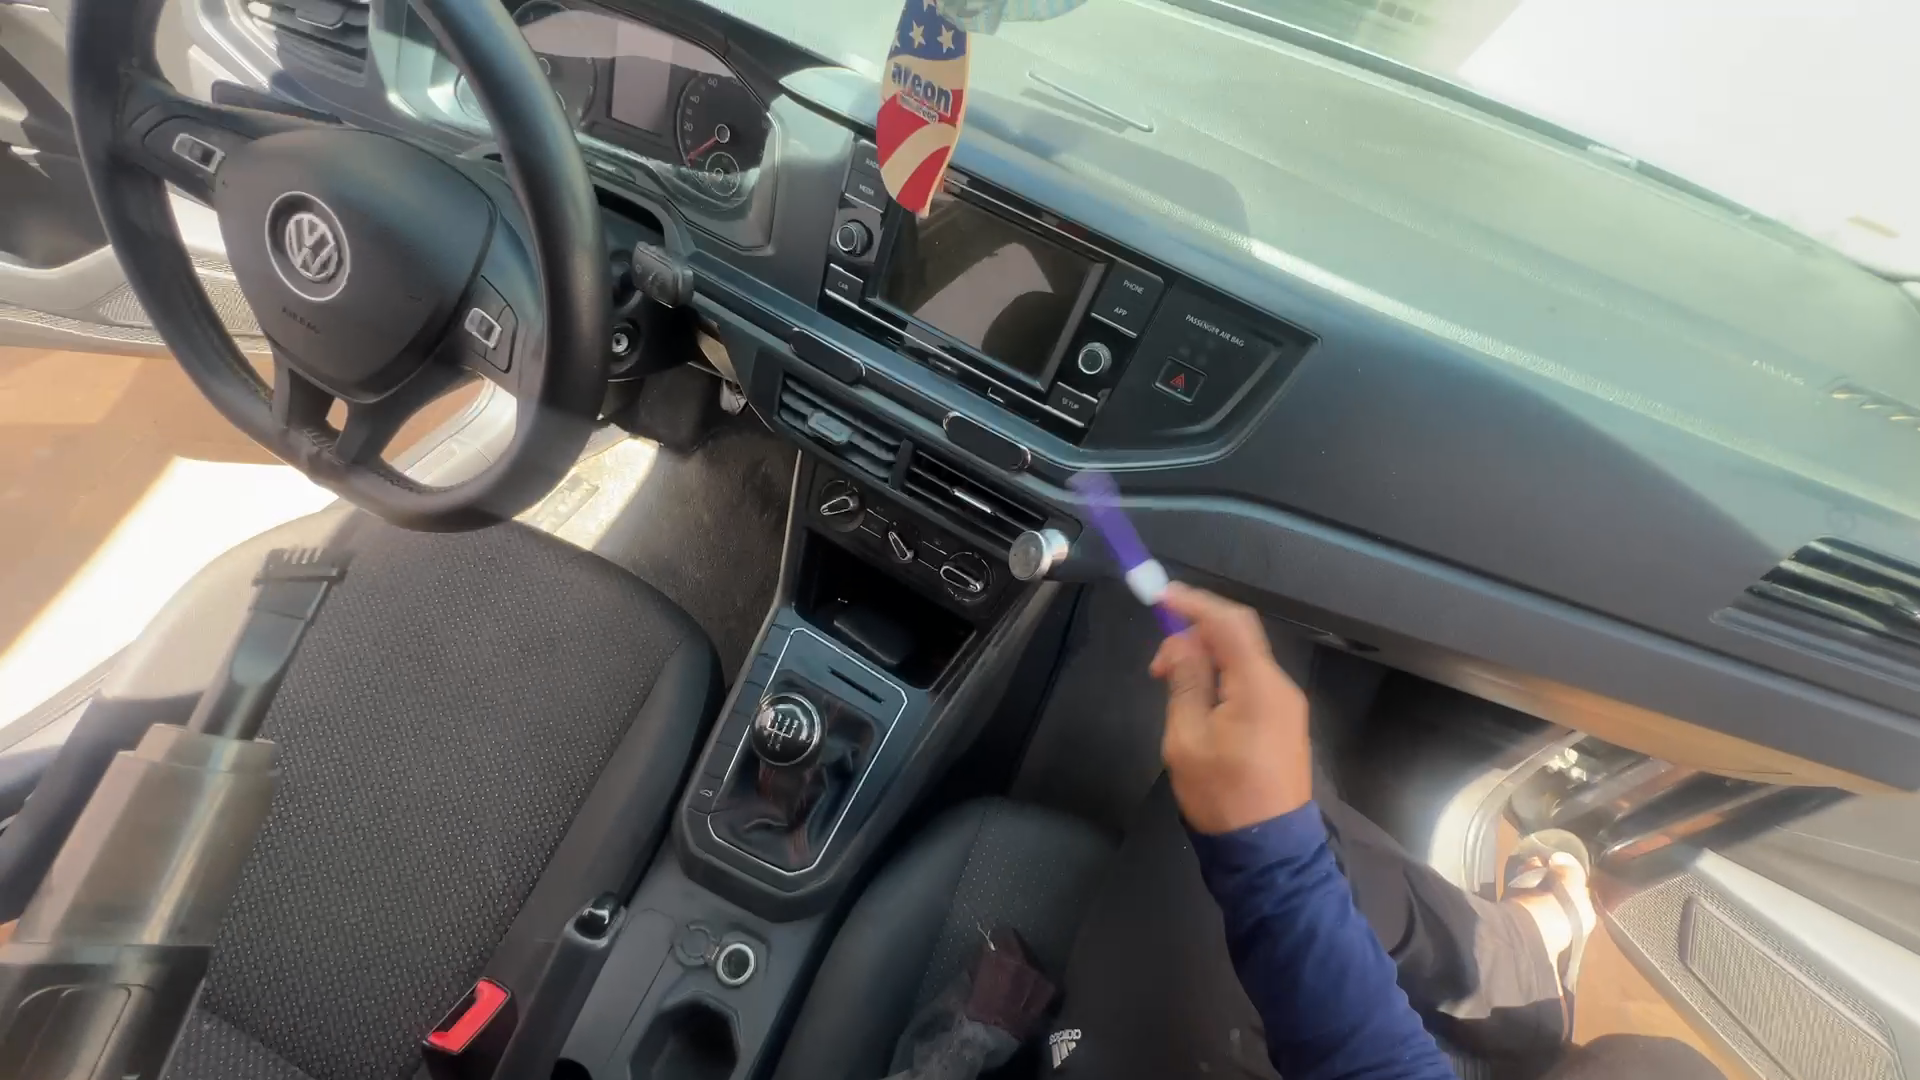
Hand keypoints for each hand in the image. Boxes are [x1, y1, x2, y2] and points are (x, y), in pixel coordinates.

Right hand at [1150, 584, 1312, 833]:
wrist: (1268, 853)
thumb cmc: (1221, 795)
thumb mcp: (1187, 738)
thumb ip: (1186, 681)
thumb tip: (1181, 642)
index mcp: (1258, 687)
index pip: (1229, 623)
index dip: (1194, 602)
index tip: (1160, 596)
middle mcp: (1279, 688)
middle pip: (1237, 637)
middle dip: (1194, 634)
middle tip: (1157, 663)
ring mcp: (1285, 706)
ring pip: (1241, 659)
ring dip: (1204, 658)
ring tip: (1169, 682)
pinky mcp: (1282, 722)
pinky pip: (1248, 682)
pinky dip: (1219, 676)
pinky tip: (1195, 698)